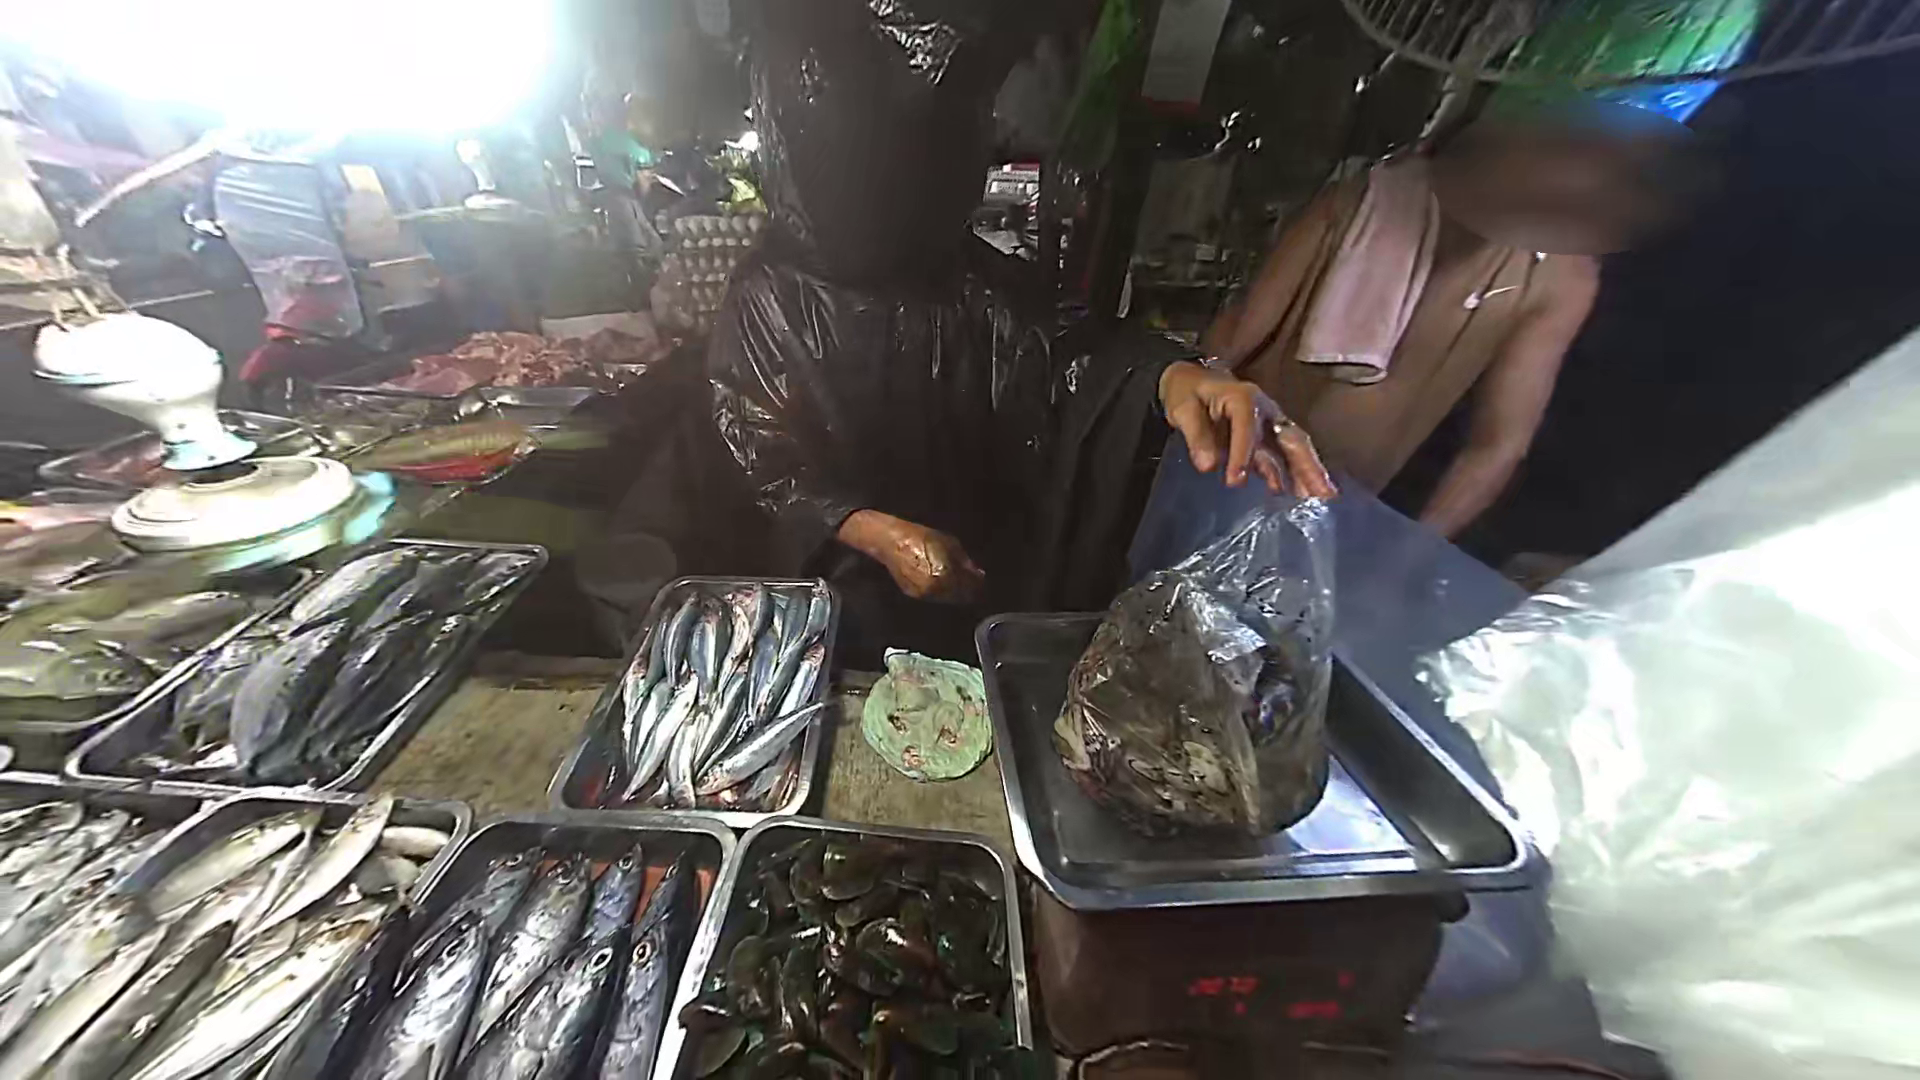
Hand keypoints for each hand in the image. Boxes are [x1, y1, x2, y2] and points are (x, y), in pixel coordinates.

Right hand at [837, 510, 984, 603]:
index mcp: (946, 575)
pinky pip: (934, 597)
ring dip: (956, 593)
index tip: (983, 582)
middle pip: (959, 597)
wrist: (890, 541)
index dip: (979, 586)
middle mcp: (935, 589)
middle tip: (975, 585)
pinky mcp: (913, 596)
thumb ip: (965, 561)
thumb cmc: (920, 537)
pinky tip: (944, 584)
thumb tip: (979, 574)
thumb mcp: (948, 543)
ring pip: (947, 599)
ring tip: (961, 585)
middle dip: (969, 591)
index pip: (969, 588)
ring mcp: (923, 595)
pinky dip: (942, 593)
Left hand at [1159, 360, 1337, 498]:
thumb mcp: (1183, 410)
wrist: (1190, 381)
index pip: (1246, 429)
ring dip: (1307, 472)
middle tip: (1319, 491)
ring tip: (1321, 496)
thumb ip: (1196, 435)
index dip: (1242, 456)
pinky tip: (1300, 492)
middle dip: (1305, 464)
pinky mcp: (1265, 437)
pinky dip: (1292, 473)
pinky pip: (1281, 455)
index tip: (1235, 481)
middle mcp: (1264, 410)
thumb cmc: (1187, 393)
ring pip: (1293, 448)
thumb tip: (1208, 465)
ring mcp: (1268, 424)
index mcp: (1243, 398)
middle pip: (1289, 437)